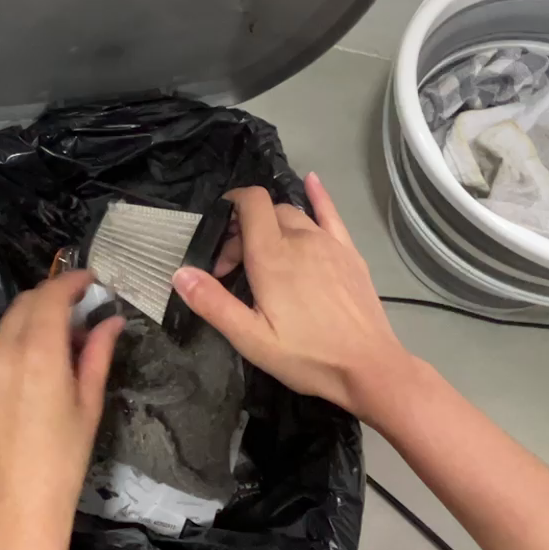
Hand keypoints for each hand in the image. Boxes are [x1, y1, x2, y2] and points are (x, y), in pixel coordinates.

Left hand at [0, 270, 122, 545]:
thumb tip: (111, 320)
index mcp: (36, 355)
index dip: (71, 281)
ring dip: (31, 326)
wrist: (13, 514)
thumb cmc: (62, 463)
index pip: (51, 297)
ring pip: (5, 329)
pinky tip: (28, 379)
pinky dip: (11, 350)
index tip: (89, 281)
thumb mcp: (88, 406)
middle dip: (52, 300)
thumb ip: (97, 354)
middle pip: (25, 305)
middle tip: (79, 314)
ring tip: (56, 351)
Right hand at [172, 172, 425, 423]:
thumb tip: (180, 273)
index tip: (217, 233)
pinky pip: (330, 214)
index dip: (230, 207)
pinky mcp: (349, 253)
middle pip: (267, 213)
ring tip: (264, 256)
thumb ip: (213, 303)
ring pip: (293, 215)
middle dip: (245, 230)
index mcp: (272, 256)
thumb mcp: (250, 338)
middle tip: (236, 270)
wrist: (369, 368)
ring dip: (272, 225)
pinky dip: (318, 195)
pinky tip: (312, 181)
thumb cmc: (307, 356)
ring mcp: (329, 243)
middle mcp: (300, 238)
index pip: (249, 203)